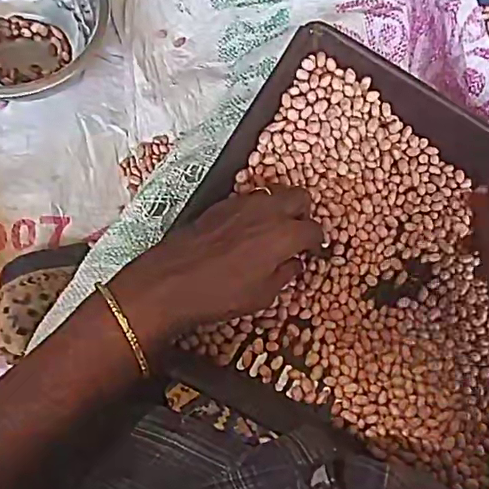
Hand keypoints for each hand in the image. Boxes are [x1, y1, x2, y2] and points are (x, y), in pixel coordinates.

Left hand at [107, 187, 323, 349]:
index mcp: (284, 235)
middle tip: (298, 235)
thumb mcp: (263, 295)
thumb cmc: (219, 293)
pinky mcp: (221, 205)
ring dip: (281, 209)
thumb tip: (293, 264)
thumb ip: (285, 274)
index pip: (314, 229)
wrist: (170, 282)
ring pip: (274, 193)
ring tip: (274, 232)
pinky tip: (248, 232)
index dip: (317, 242)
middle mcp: (267, 211)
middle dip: (304, 214)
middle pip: (300, 198)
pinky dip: (257, 211)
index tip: (314, 251)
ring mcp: (242, 203)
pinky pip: (250, 199)